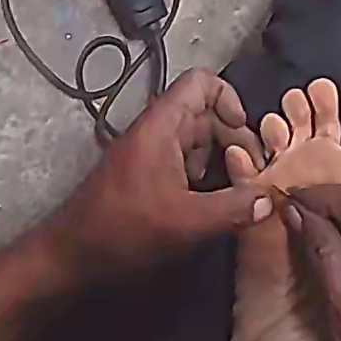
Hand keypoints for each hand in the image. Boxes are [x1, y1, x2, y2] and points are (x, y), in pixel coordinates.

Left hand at [40, 69, 273, 278]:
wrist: (70, 258)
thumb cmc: (122, 230)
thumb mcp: (184, 222)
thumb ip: (232, 208)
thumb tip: (270, 198)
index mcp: (162, 125)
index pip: (201, 83)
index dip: (229, 99)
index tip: (244, 133)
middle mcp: (158, 131)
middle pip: (208, 113)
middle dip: (235, 137)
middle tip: (255, 172)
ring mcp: (153, 153)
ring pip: (200, 140)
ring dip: (224, 159)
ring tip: (243, 190)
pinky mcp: (151, 175)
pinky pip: (188, 162)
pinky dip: (208, 176)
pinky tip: (219, 204)